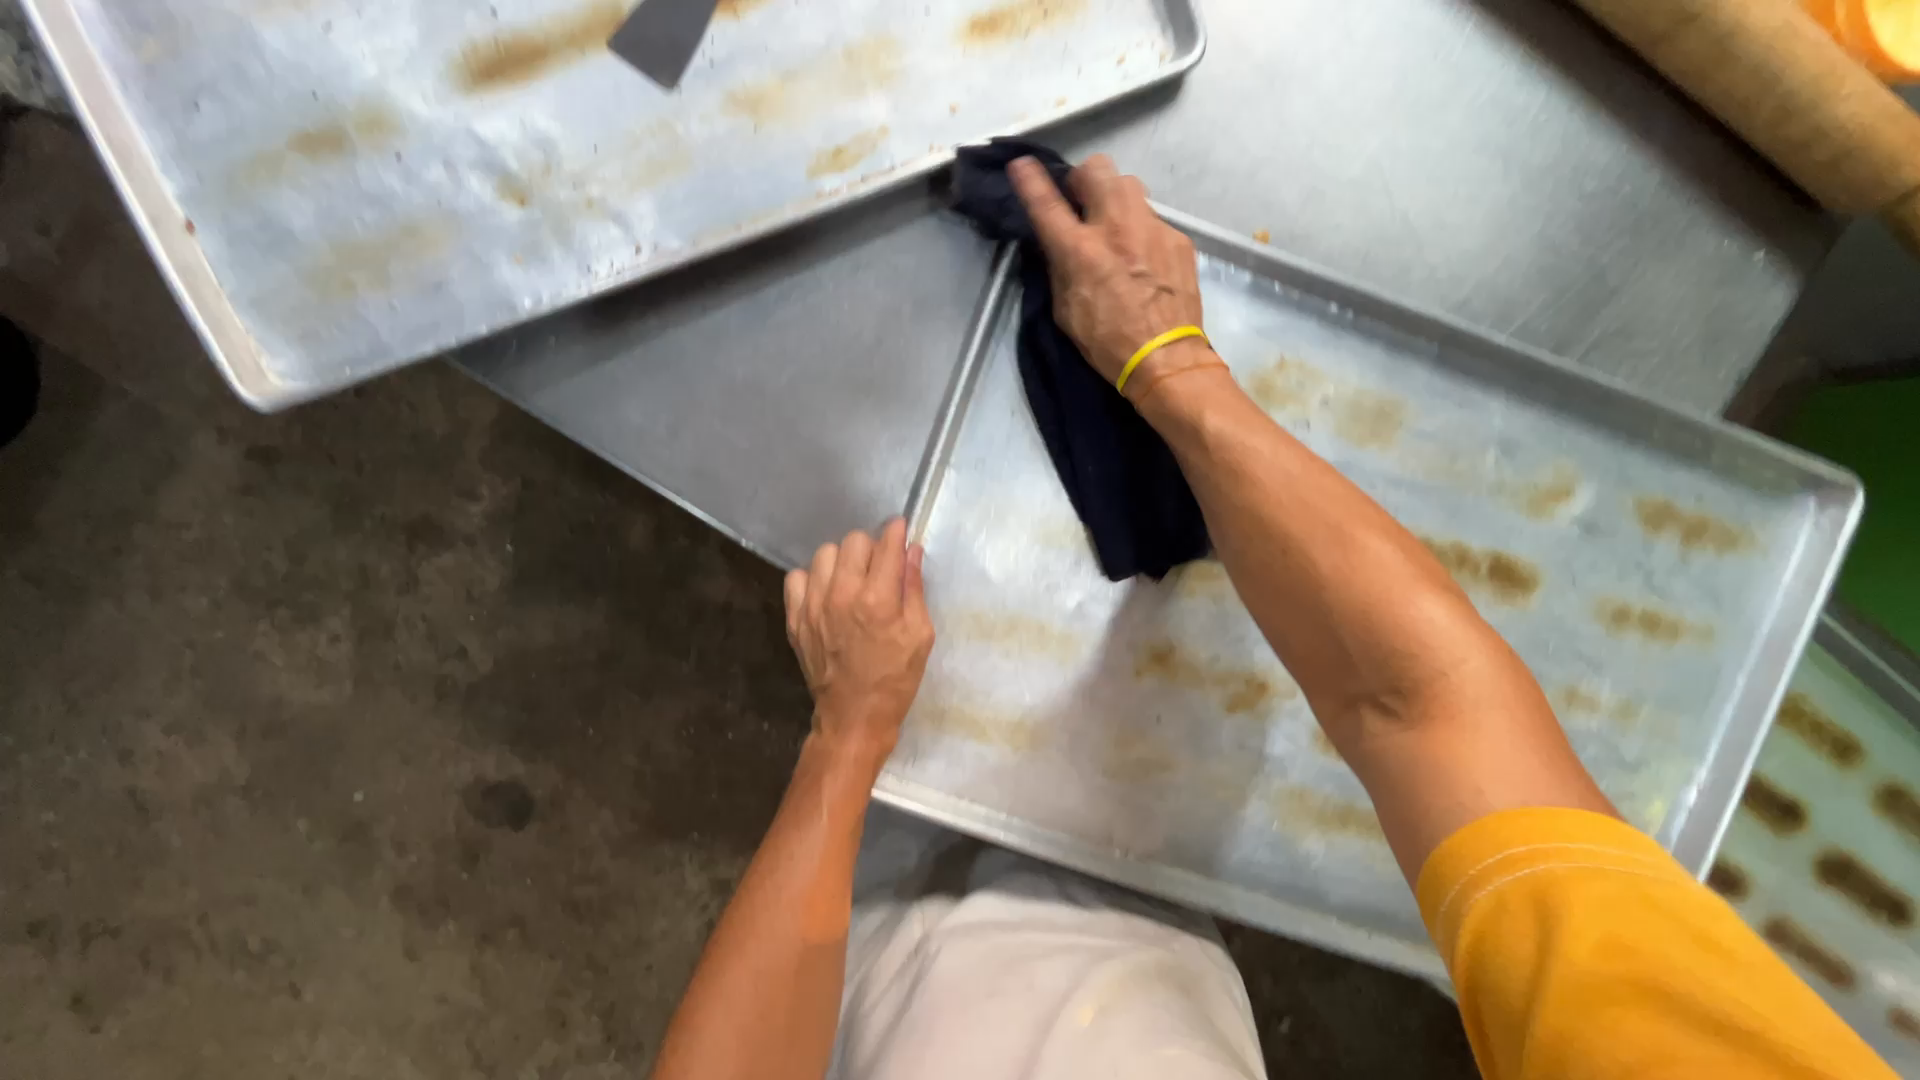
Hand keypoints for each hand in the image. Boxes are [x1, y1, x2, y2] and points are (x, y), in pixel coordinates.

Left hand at [784, 518, 933, 769]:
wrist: (854, 717)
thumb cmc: (895, 678)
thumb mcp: (920, 635)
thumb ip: (914, 588)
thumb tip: (911, 551)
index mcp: (878, 599)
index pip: (887, 544)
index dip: (896, 532)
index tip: (900, 531)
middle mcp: (842, 595)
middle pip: (854, 541)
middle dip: (872, 548)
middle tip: (880, 567)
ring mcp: (813, 606)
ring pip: (825, 553)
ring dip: (843, 561)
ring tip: (853, 581)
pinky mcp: (795, 618)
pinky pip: (797, 576)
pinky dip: (814, 579)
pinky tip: (828, 595)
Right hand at [1008, 154, 1217, 398]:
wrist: (1165, 359)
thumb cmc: (1107, 343)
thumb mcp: (1066, 311)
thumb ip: (1060, 270)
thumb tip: (1058, 248)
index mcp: (1080, 252)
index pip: (1047, 205)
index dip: (1030, 181)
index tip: (1022, 165)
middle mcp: (1116, 229)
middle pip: (1096, 169)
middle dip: (1083, 179)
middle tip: (1081, 201)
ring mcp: (1151, 229)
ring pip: (1128, 185)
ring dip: (1114, 198)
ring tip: (1115, 227)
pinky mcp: (1177, 239)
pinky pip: (1153, 219)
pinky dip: (1141, 231)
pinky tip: (1144, 259)